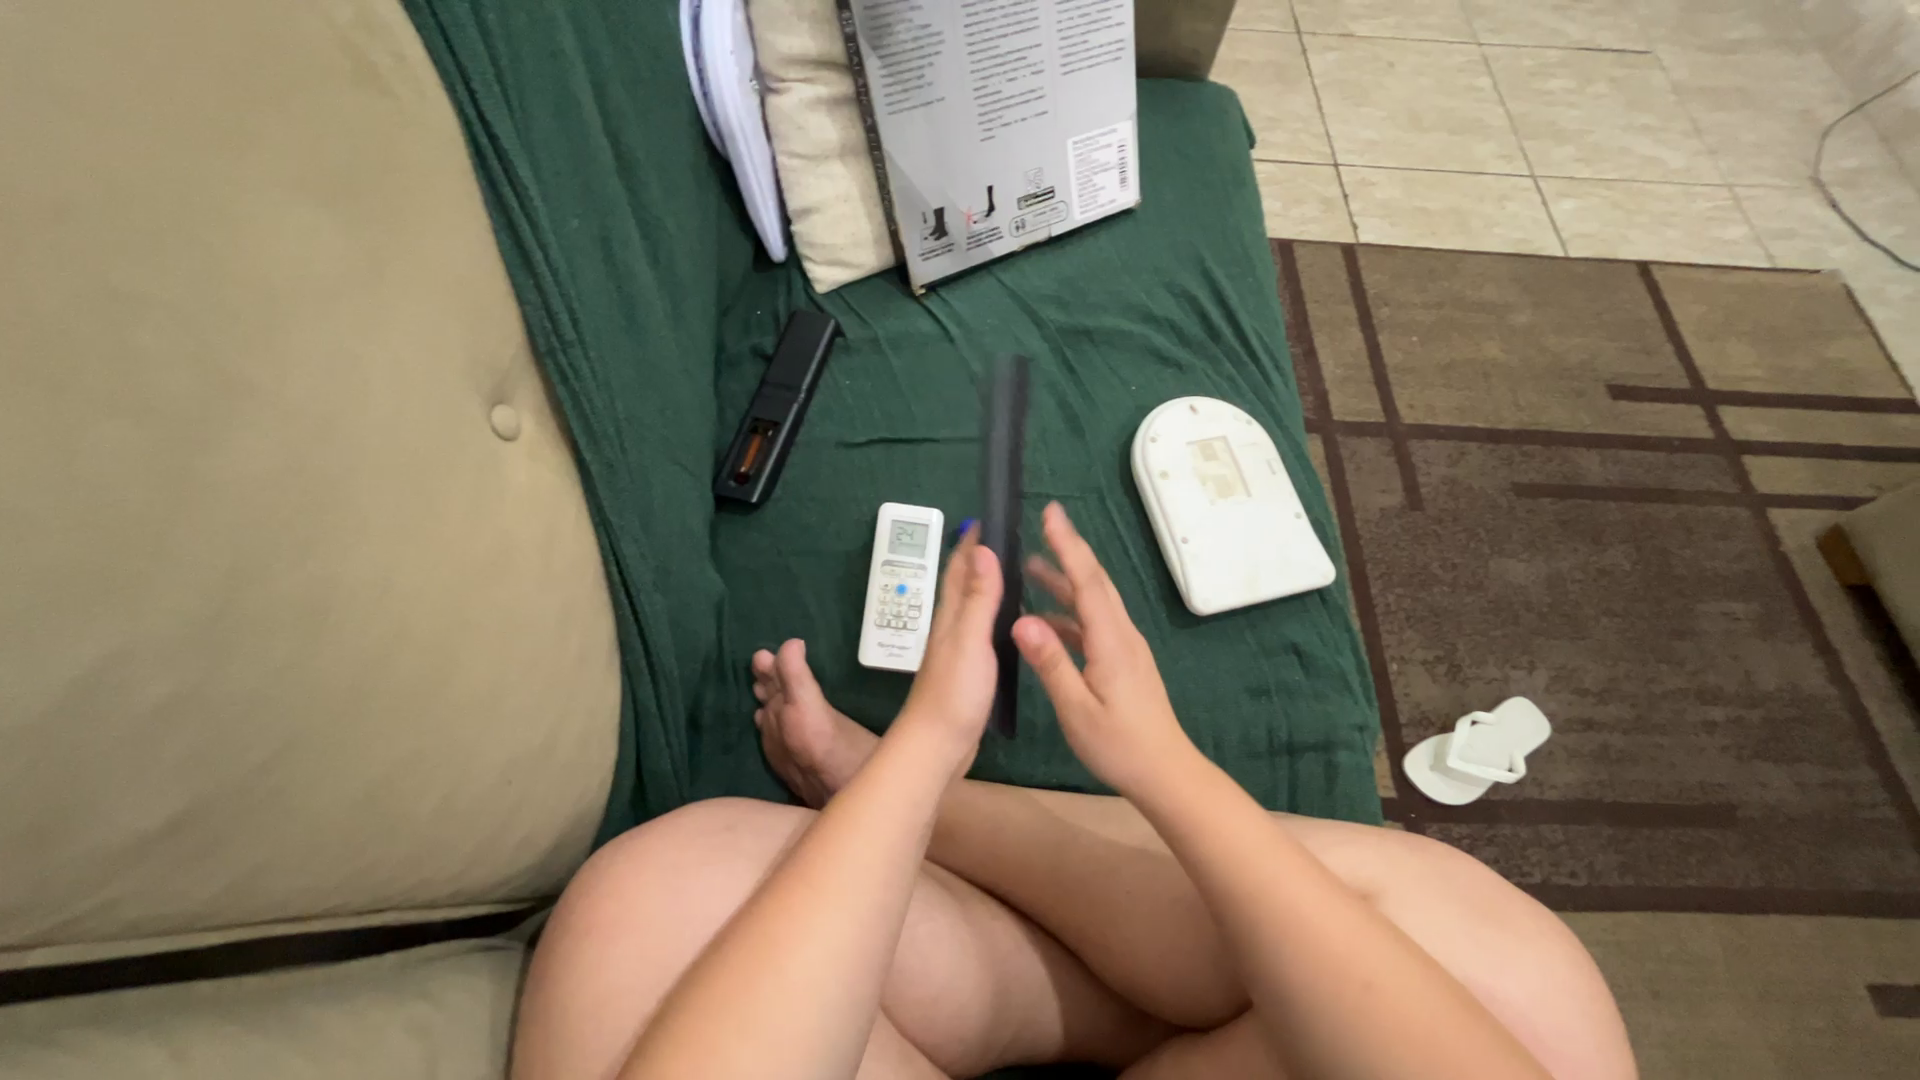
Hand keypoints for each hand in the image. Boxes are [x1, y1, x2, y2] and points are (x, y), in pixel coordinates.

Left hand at [895, 528, 1003, 767]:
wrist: (937, 746)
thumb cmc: (953, 693)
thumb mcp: (969, 640)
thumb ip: (977, 598)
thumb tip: (981, 548)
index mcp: (950, 617)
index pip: (958, 569)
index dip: (971, 542)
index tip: (991, 517)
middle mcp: (950, 628)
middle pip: (963, 585)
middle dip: (979, 559)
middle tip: (1008, 540)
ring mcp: (957, 652)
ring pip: (971, 609)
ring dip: (986, 587)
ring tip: (1014, 575)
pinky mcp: (967, 673)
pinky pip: (980, 634)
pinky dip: (992, 618)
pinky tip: (1007, 625)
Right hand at [1012, 503, 1199, 796]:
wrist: (1165, 772)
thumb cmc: (1119, 745)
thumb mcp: (1077, 708)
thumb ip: (1050, 662)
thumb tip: (1020, 620)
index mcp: (1111, 640)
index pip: (1086, 581)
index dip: (1068, 544)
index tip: (1051, 512)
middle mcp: (1122, 635)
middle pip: (1094, 583)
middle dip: (1068, 550)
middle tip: (1043, 524)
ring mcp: (1125, 648)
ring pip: (1094, 602)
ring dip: (1065, 582)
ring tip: (1031, 568)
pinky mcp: (1124, 661)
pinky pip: (1094, 624)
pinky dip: (1070, 613)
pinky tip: (1046, 622)